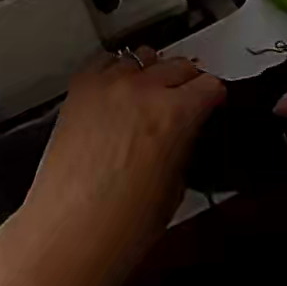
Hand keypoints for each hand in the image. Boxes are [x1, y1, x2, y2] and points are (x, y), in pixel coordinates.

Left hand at [0, 49, 223, 285]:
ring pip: (139, 58)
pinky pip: (102, 63)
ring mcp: (105, 86)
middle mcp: (139, 91)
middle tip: (188, 97)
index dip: (214, 96)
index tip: (213, 102)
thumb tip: (184, 133)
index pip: (209, 85)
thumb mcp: (176, 186)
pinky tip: (117, 87)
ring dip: (150, 72)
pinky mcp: (77, 91)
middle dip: (187, 81)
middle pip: (176, 65)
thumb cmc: (120, 222)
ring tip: (152, 91)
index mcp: (173, 114)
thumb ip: (183, 146)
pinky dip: (114, 71)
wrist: (71, 227)